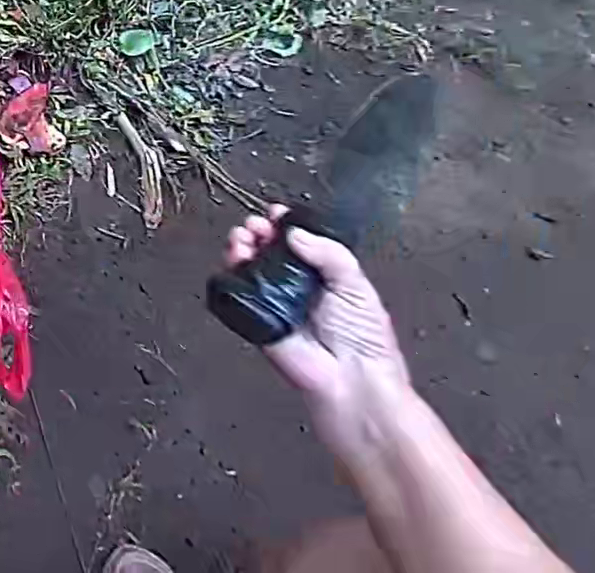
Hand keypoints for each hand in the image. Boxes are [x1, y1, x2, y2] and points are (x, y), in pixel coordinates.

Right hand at [226, 206, 410, 456]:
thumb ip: (329, 252)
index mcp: (320, 272)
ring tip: (242, 239)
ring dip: (240, 244)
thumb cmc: (364, 339)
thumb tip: (294, 232)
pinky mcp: (253, 313)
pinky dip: (230, 270)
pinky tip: (236, 259)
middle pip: (265, 246)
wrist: (351, 380)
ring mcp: (271, 297)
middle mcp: (292, 282)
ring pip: (246, 262)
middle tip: (256, 227)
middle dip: (256, 230)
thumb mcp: (357, 285)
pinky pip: (235, 288)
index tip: (276, 214)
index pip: (295, 239)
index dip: (283, 223)